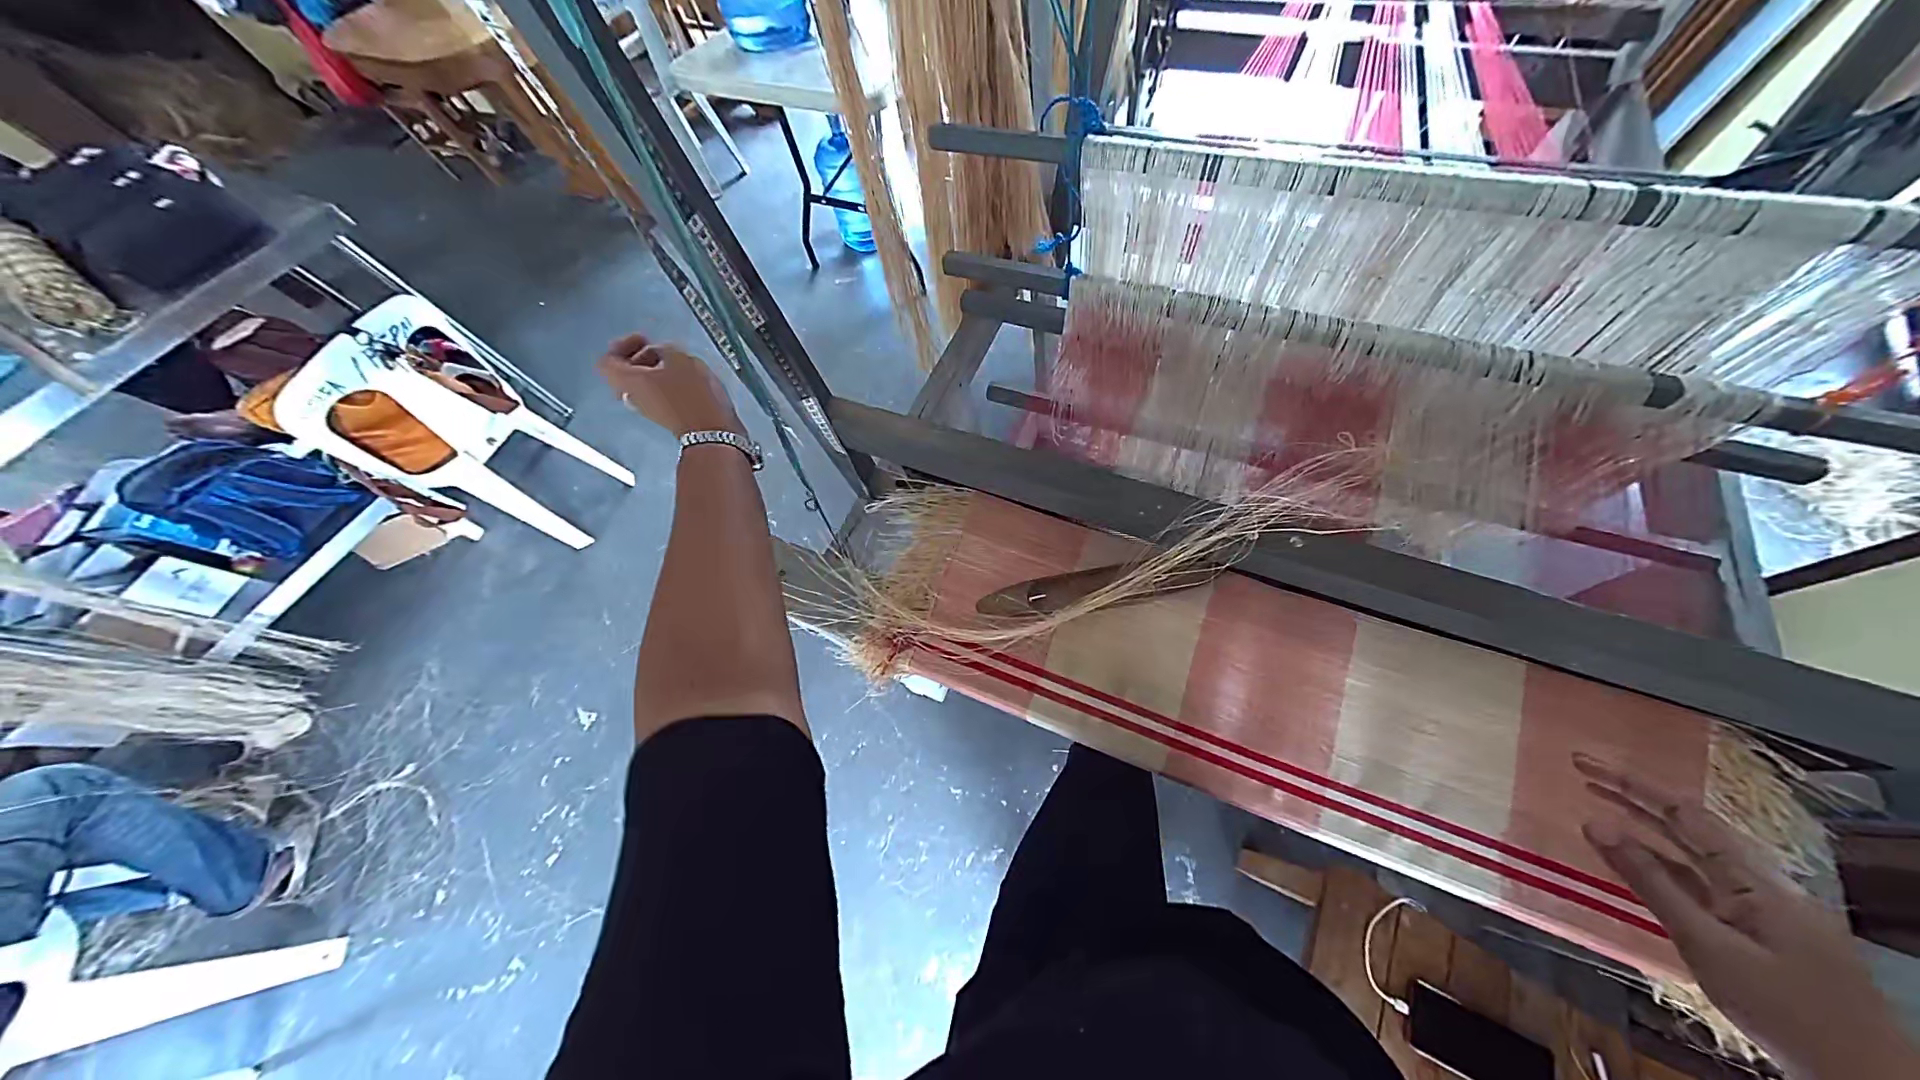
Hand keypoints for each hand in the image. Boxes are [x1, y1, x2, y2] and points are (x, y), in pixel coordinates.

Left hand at [597, 333, 743, 437]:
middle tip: (657, 350)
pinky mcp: (666, 417)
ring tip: (675, 363)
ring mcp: (649, 409)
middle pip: (625, 373)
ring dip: (654, 371)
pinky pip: (657, 395)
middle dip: (640, 358)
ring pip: (642, 384)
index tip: (642, 339)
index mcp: (628, 380)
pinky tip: (684, 380)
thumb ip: (663, 348)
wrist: (710, 429)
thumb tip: (661, 352)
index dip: (623, 345)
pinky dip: (665, 384)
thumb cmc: (692, 395)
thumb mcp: (678, 357)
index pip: (608, 360)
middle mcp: (632, 397)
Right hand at [1577, 753, 1917, 1078]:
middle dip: (1632, 798)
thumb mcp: (1707, 945)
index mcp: (1755, 880)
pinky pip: (1698, 884)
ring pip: (1692, 856)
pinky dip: (1659, 864)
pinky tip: (1633, 863)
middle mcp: (1760, 884)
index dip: (1631, 783)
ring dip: (1643, 829)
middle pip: (1689, 828)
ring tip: (1596, 810)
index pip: (1684, 814)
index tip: (1583, 763)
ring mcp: (1761, 909)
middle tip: (1581, 774)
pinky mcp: (1756, 932)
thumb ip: (1650, 882)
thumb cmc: (1784, 1008)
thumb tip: (1595, 823)